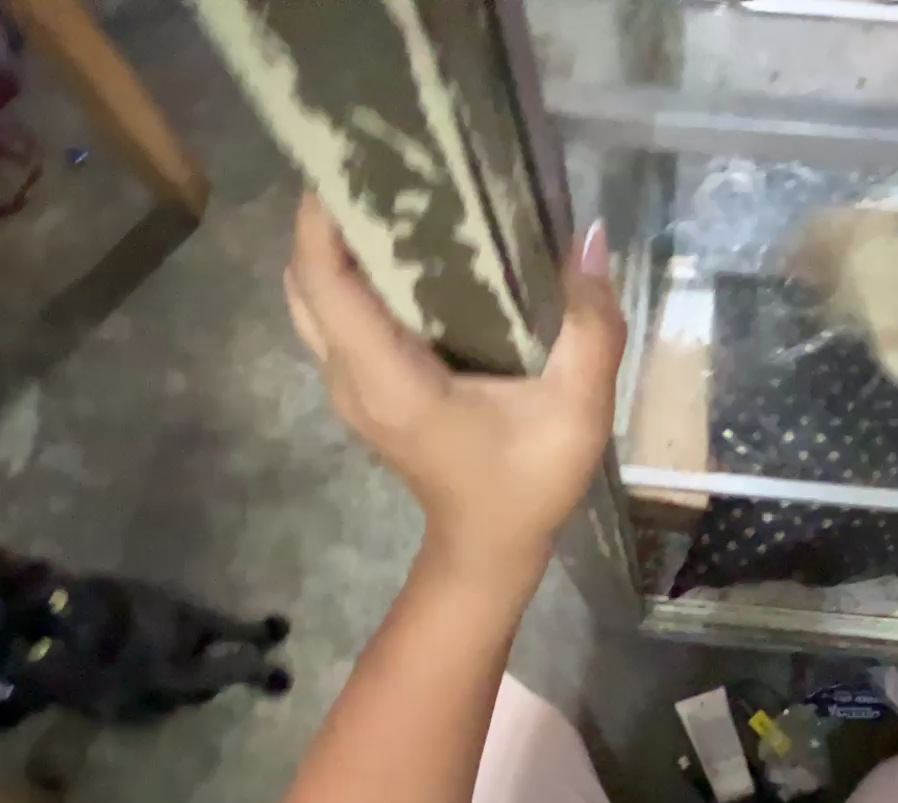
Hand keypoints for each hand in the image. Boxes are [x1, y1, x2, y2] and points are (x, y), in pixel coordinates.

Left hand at [284, 193, 625, 565]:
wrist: (490, 549)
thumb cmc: (530, 486)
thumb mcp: (578, 413)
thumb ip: (591, 329)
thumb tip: (591, 240)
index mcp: (392, 380)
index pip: (325, 280)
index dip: (324, 213)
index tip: (362, 158)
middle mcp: (351, 380)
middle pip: (305, 281)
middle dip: (331, 220)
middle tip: (390, 179)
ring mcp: (349, 392)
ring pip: (314, 302)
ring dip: (339, 251)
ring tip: (399, 211)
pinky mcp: (362, 396)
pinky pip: (336, 323)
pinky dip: (353, 283)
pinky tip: (409, 265)